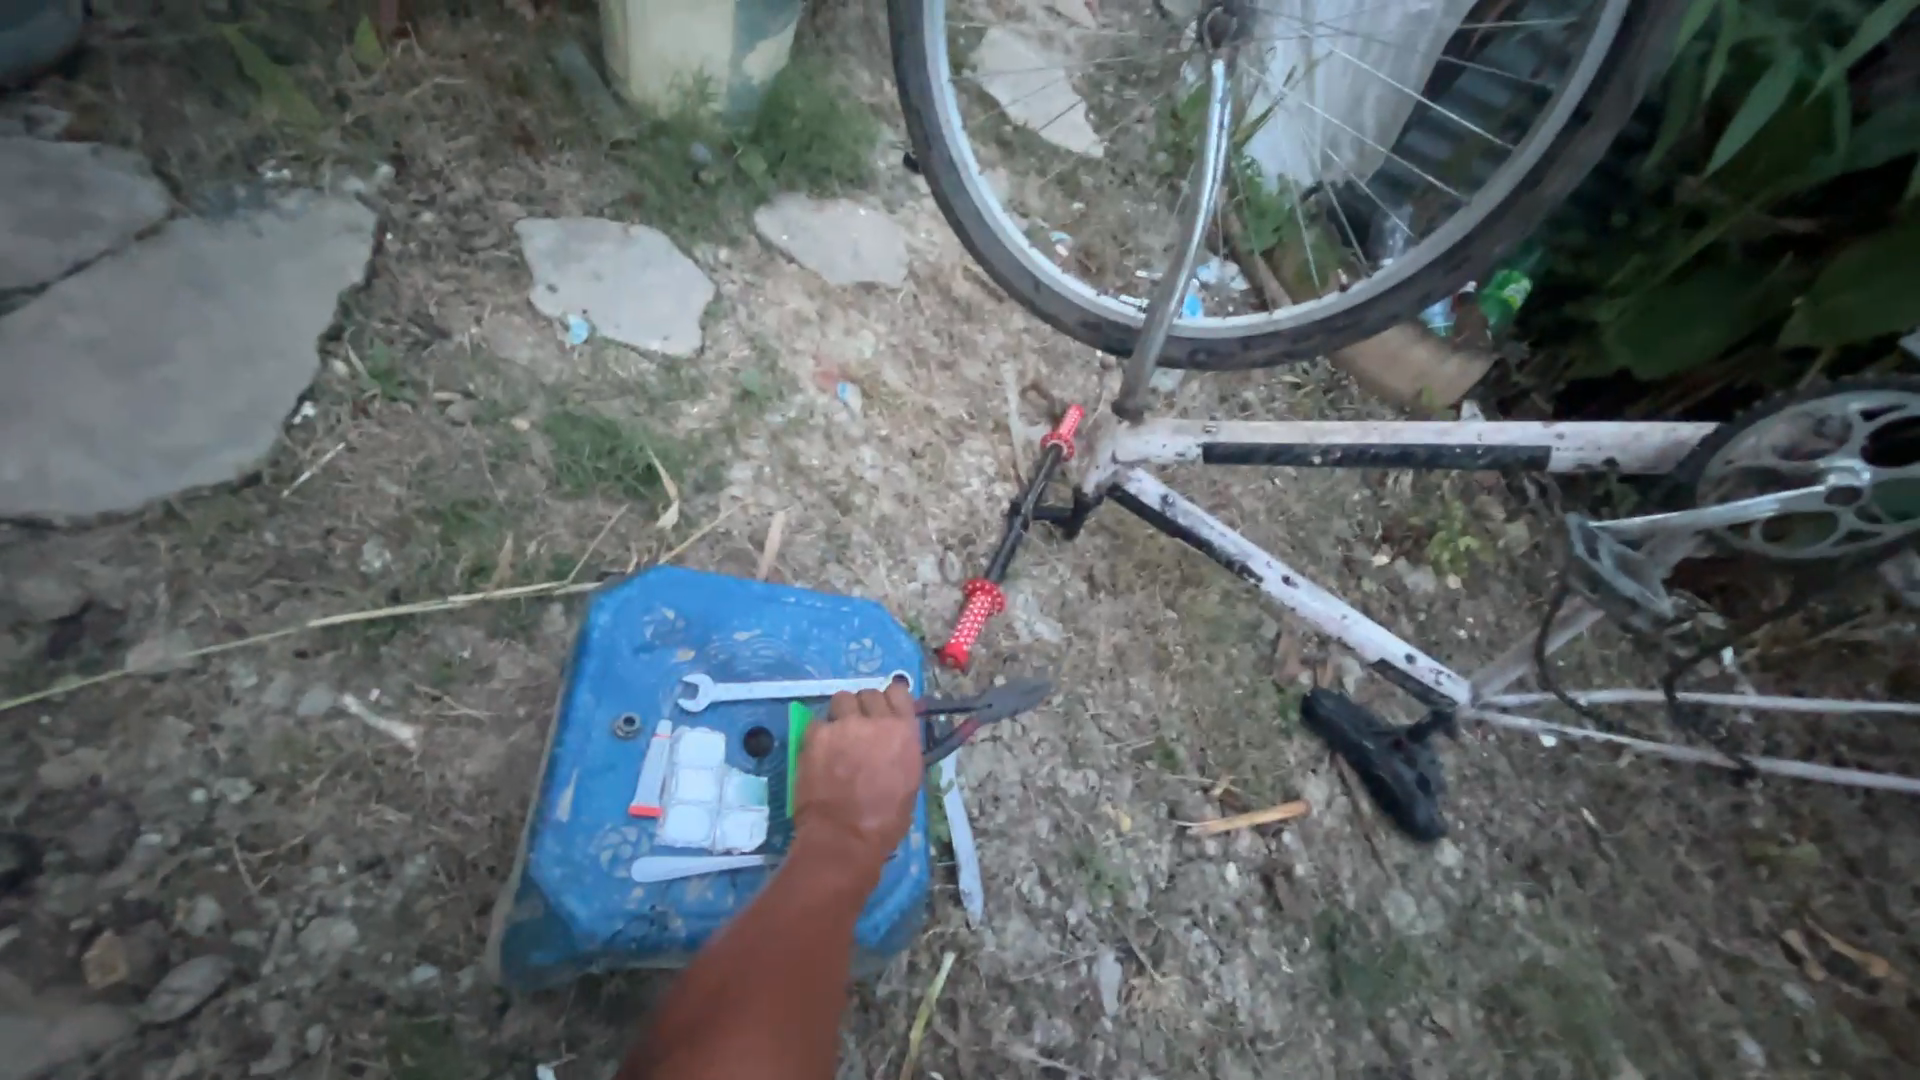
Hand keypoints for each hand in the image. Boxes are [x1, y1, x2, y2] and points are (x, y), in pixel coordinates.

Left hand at [793, 678, 921, 875]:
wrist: (844, 837)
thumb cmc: (885, 819)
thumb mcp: (909, 779)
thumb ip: (901, 747)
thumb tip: (893, 738)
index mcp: (903, 731)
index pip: (897, 691)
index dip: (888, 700)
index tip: (882, 711)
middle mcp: (875, 720)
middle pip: (867, 694)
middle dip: (863, 708)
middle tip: (858, 728)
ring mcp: (843, 725)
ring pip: (841, 699)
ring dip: (841, 713)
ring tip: (837, 735)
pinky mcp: (815, 735)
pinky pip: (818, 722)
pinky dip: (819, 733)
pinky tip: (819, 752)